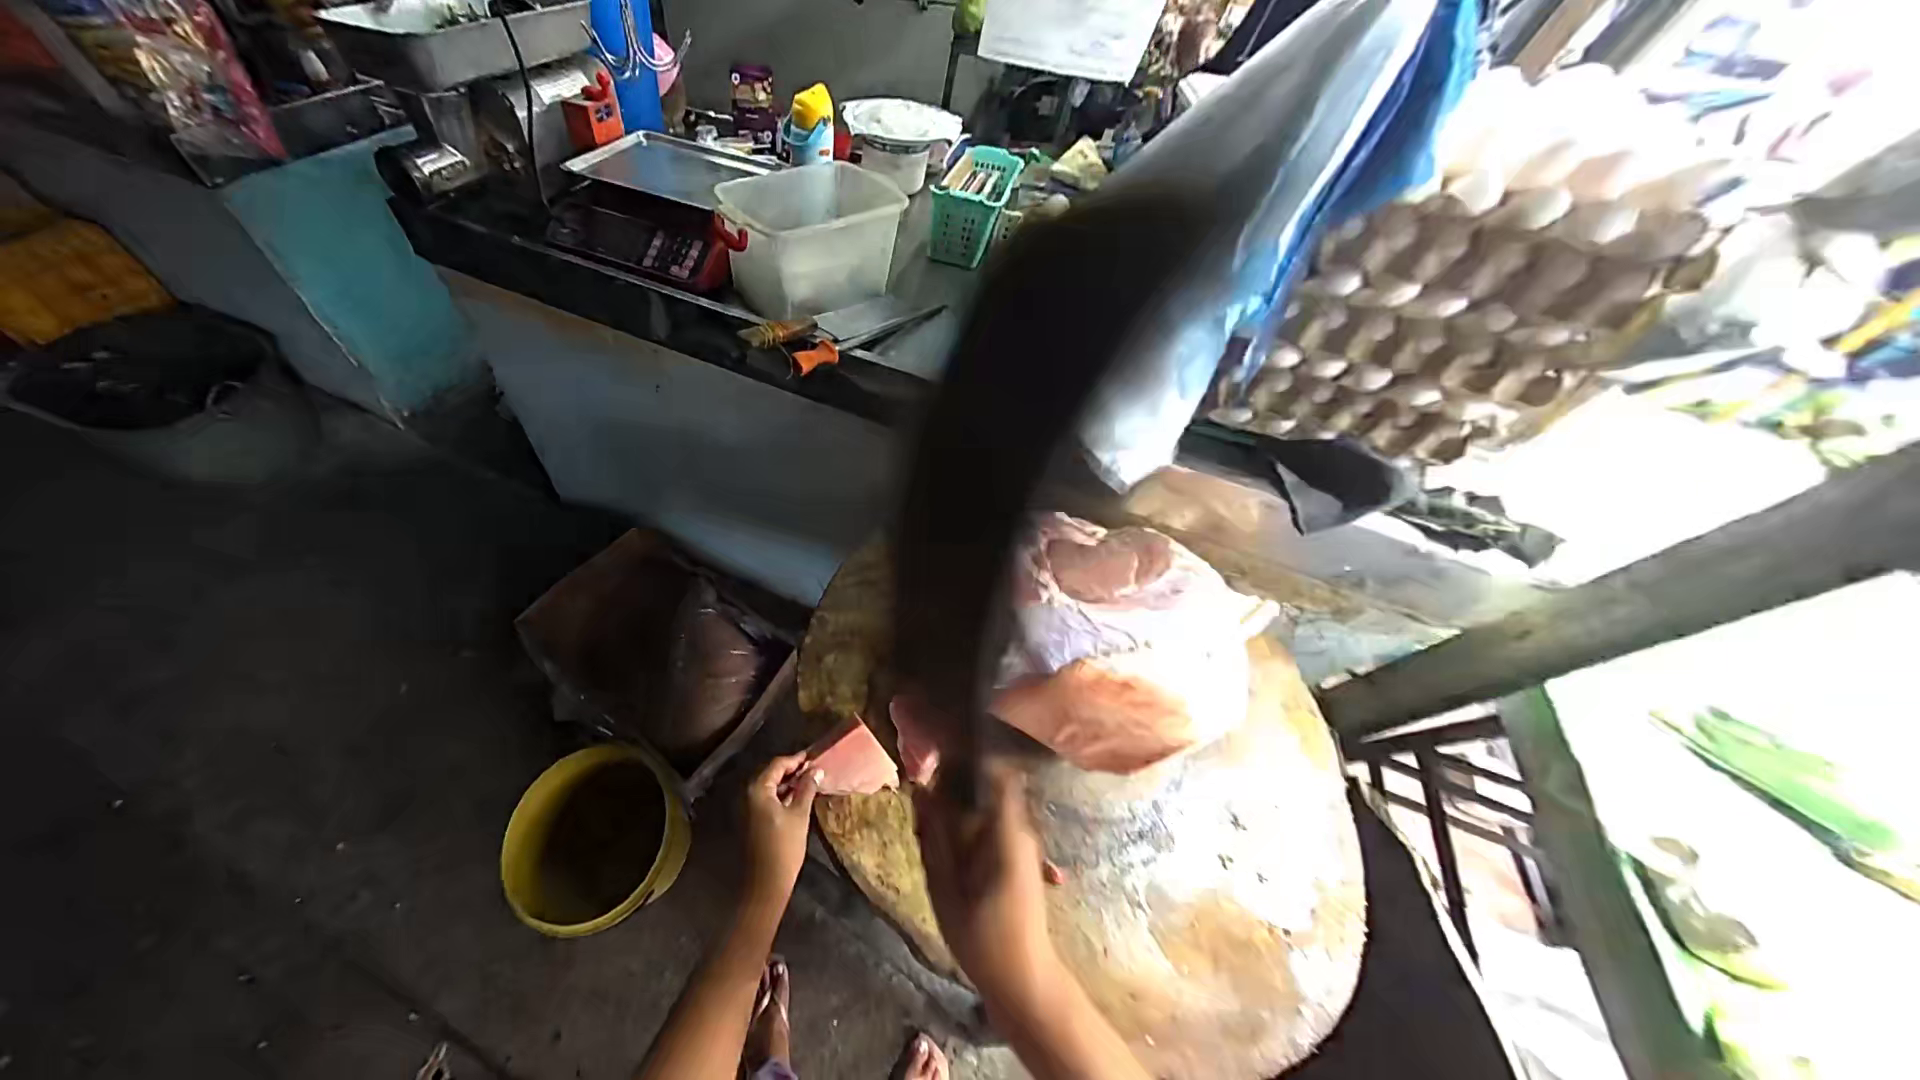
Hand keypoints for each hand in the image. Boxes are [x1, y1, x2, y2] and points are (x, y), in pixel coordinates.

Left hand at [743, 752, 819, 907]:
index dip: (796, 760)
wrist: (766, 883)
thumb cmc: (785, 846)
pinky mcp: (751, 820)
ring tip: (808, 781)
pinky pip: (765, 798)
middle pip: (770, 774)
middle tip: (812, 769)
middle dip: (791, 770)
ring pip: (768, 787)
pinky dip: (780, 794)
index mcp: (758, 790)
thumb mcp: (800, 814)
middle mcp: (748, 795)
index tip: (812, 758)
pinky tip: (796, 796)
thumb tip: (816, 770)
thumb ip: (807, 788)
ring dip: (787, 782)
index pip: (777, 765)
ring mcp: (747, 808)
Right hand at [914, 759, 1060, 1011]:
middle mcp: (1021, 827)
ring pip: (989, 803)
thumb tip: (920, 791)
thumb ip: (933, 836)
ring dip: (960, 805)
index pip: (995, 771)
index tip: (935, 757)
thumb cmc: (983, 938)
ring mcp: (1024, 840)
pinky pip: (993, 822)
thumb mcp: (946, 890)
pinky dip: (970, 823)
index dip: (965, 757)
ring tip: (931, 823)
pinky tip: (948, 845)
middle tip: (923, 797)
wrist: (1023, 979)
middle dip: (954, 784)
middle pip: (989, 784)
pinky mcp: (1021, 853)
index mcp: (1006, 831)